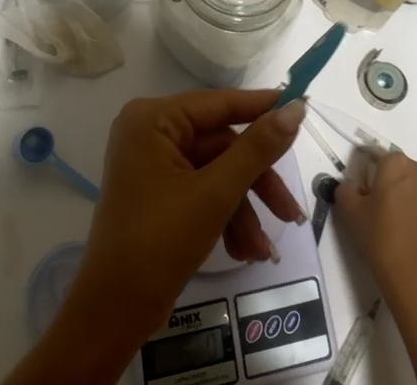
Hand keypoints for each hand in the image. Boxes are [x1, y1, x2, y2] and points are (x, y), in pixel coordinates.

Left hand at [5, 90, 307, 383]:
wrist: (113, 312)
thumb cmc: (158, 242)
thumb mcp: (215, 193)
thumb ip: (258, 148)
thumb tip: (296, 107)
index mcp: (153, 119)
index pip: (220, 104)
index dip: (263, 108)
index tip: (303, 106)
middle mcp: (150, 133)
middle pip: (224, 145)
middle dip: (257, 184)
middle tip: (291, 214)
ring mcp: (154, 164)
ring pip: (219, 173)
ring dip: (245, 211)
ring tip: (263, 251)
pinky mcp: (159, 193)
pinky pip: (204, 192)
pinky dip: (226, 219)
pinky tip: (245, 252)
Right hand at [335, 152, 416, 293]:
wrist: (415, 270)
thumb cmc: (379, 236)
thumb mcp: (349, 212)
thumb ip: (345, 190)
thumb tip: (352, 188)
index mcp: (395, 163)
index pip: (382, 160)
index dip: (374, 177)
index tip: (370, 196)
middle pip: (403, 171)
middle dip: (395, 184)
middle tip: (384, 210)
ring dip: (412, 196)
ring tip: (404, 223)